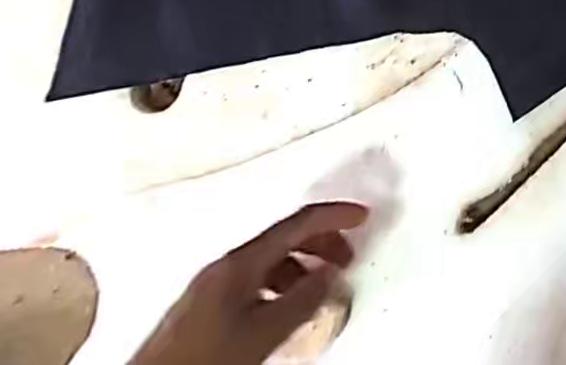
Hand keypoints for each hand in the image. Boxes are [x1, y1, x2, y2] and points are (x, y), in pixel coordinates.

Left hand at [128, 202, 368, 364]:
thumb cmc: (205, 361)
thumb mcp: (265, 331)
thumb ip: (305, 297)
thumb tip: (330, 274)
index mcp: (240, 262)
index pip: (298, 222)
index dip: (335, 215)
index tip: (363, 216)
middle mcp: (224, 266)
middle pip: (285, 237)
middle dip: (322, 240)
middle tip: (348, 254)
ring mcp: (210, 287)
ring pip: (270, 259)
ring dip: (303, 264)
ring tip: (321, 286)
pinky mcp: (202, 308)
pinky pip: (255, 279)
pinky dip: (282, 282)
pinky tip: (287, 306)